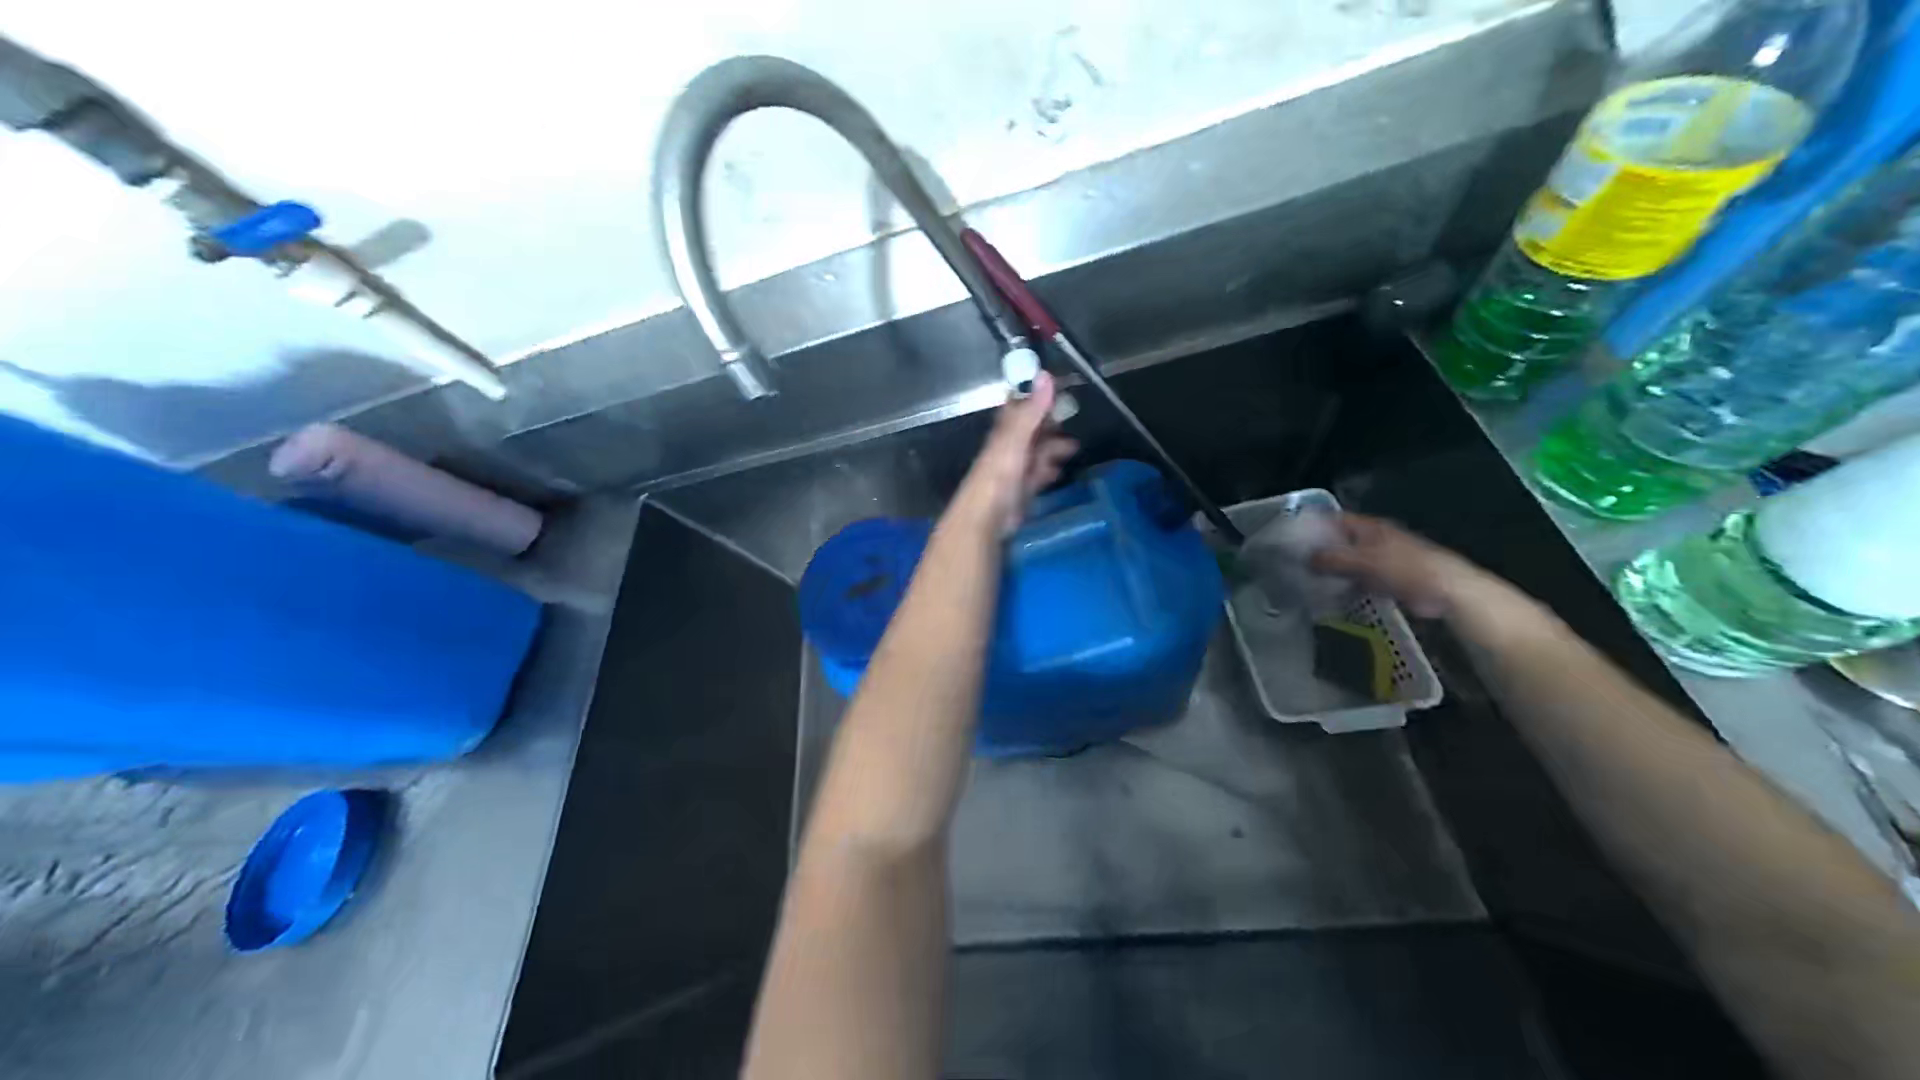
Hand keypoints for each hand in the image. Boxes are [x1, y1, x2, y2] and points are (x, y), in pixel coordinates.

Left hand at [950, 371, 1078, 533]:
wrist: (986, 518)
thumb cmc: (999, 475)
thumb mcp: (1017, 439)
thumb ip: (1031, 411)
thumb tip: (1045, 374)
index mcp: (1005, 432)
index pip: (1020, 407)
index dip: (1035, 397)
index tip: (1056, 388)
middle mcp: (1008, 448)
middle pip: (1031, 431)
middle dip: (1050, 426)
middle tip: (1071, 421)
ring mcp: (1014, 470)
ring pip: (1036, 453)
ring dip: (1053, 449)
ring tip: (1073, 448)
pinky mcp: (1020, 491)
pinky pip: (1036, 476)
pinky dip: (1047, 471)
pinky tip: (1058, 472)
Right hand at [1311, 513, 1491, 618]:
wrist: (1444, 589)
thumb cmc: (1404, 568)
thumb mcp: (1363, 561)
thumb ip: (1332, 559)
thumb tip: (1306, 558)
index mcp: (1370, 527)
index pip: (1335, 519)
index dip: (1314, 525)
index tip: (1293, 537)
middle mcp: (1373, 539)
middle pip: (1340, 541)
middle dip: (1320, 550)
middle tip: (1295, 561)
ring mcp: (1380, 559)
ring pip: (1348, 562)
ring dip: (1332, 570)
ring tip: (1307, 579)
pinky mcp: (1386, 579)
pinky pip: (1358, 579)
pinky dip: (1345, 585)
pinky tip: (1330, 594)